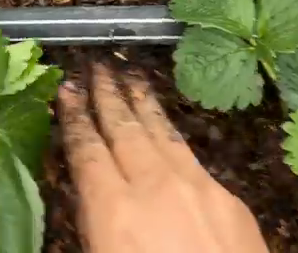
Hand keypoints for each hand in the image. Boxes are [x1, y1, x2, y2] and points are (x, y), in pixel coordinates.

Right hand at [59, 64, 266, 252]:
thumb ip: (97, 231)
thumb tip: (92, 200)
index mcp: (115, 213)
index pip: (88, 151)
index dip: (75, 118)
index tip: (66, 90)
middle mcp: (155, 187)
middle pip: (124, 129)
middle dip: (107, 95)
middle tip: (96, 66)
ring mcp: (198, 188)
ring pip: (162, 133)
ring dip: (142, 103)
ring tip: (130, 76)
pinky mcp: (231, 199)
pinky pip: (192, 155)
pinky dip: (173, 134)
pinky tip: (169, 130)